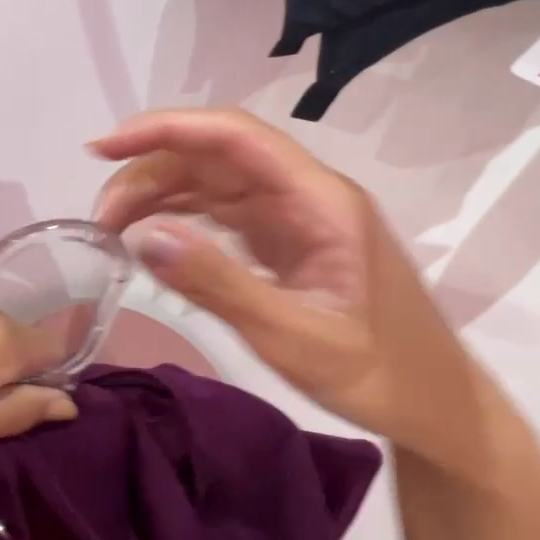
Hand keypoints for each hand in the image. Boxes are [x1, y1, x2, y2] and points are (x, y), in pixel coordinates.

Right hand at [89, 108, 502, 473]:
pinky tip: (145, 234)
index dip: (167, 129)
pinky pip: (218, 209)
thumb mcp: (293, 337)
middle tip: (101, 219)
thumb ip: (219, 284)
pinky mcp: (283, 238)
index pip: (235, 137)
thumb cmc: (379, 376)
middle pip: (213, 155)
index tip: (106, 148)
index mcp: (320, 202)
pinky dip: (175, 214)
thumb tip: (143, 237)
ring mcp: (293, 215)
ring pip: (209, 179)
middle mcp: (304, 194)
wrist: (439, 410)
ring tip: (110, 227)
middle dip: (148, 171)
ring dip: (156, 192)